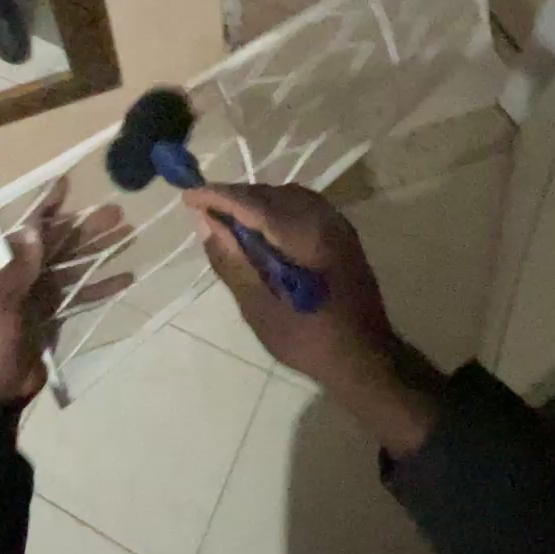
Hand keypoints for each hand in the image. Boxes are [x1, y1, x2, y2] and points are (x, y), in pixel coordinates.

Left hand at [0, 181, 131, 408]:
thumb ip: (18, 269)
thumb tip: (33, 228)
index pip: (24, 229)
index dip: (45, 207)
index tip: (68, 184)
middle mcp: (19, 274)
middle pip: (56, 245)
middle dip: (85, 228)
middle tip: (118, 213)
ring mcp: (38, 295)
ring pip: (72, 266)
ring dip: (98, 252)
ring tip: (128, 236)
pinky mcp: (53, 316)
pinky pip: (80, 295)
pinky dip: (101, 287)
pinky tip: (126, 278)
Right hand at [185, 184, 439, 455]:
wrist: (366, 360)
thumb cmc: (308, 339)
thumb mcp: (259, 307)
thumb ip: (233, 262)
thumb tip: (207, 225)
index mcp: (304, 236)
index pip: (252, 203)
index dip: (217, 196)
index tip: (187, 196)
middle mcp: (323, 220)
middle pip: (270, 193)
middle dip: (235, 197)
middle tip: (204, 211)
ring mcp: (337, 225)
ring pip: (287, 196)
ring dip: (255, 202)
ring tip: (228, 219)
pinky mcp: (342, 235)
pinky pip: (302, 206)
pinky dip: (276, 209)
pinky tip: (261, 228)